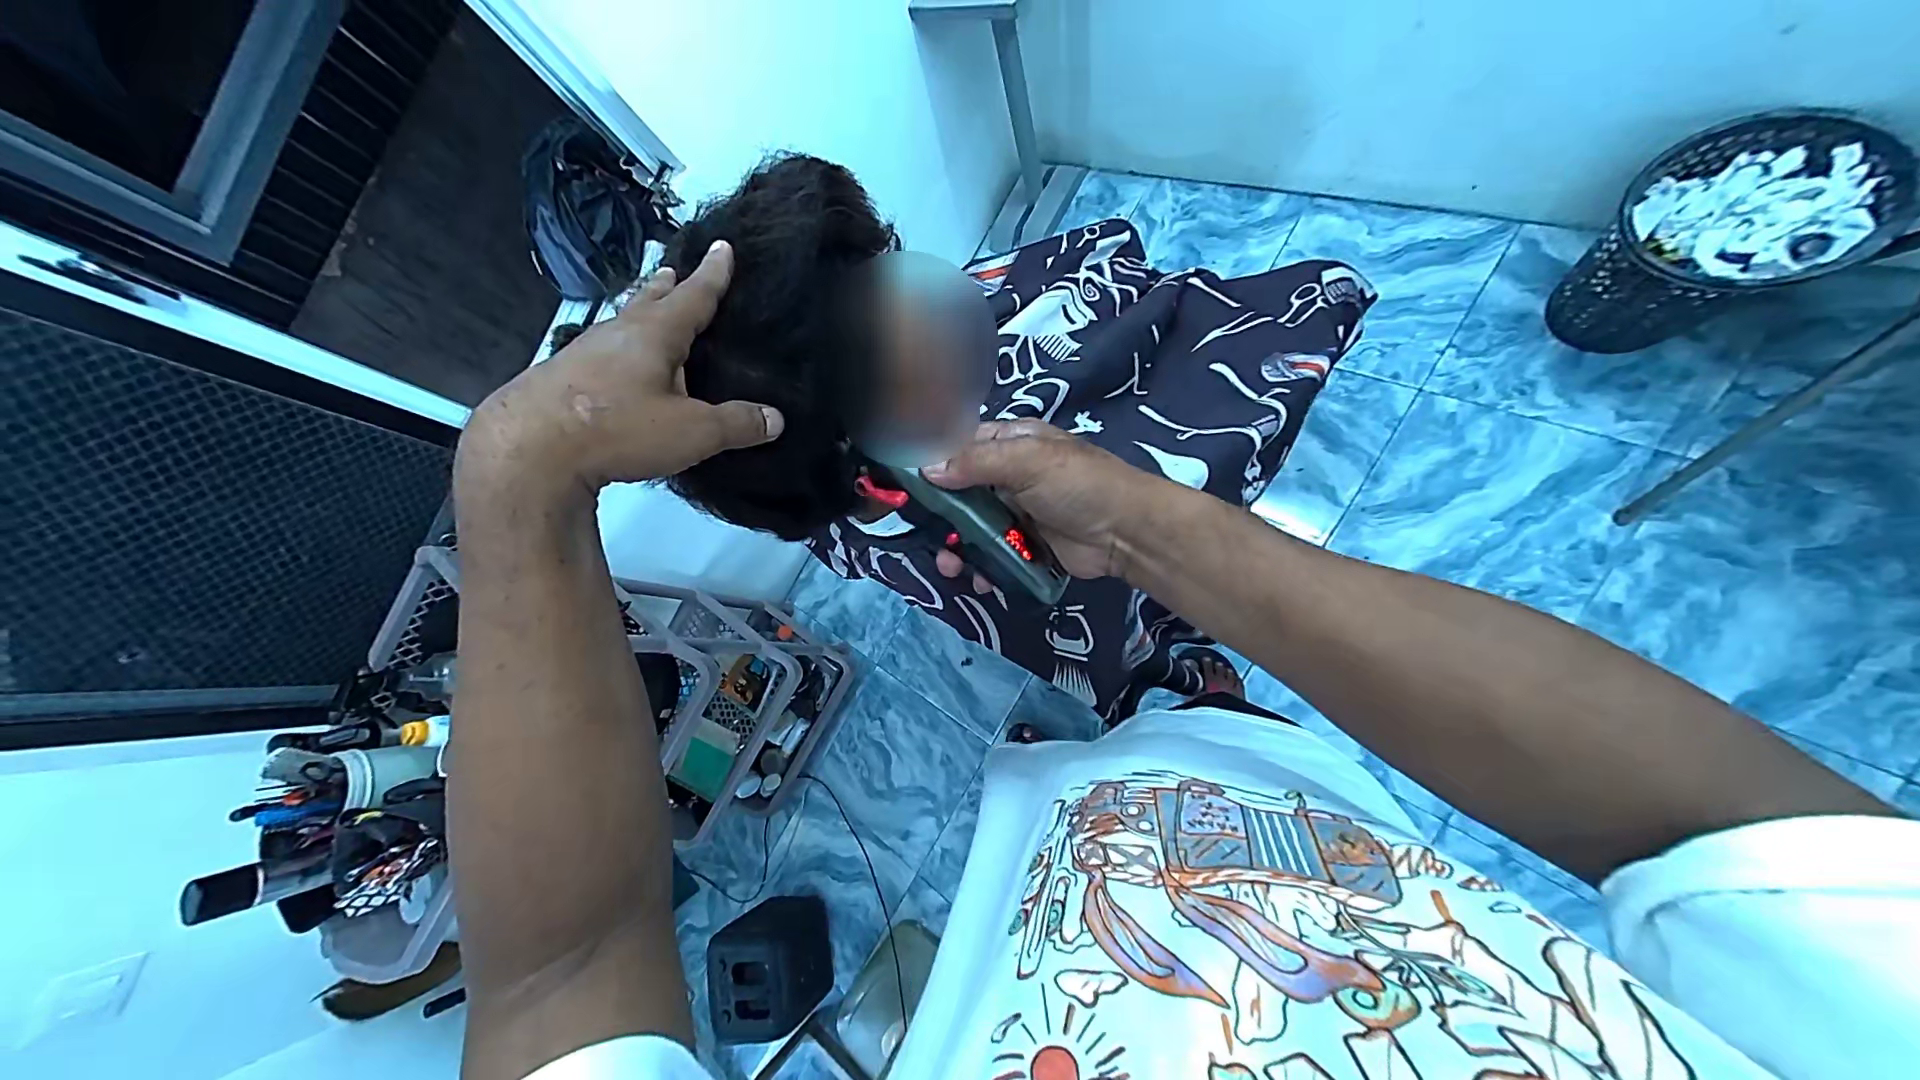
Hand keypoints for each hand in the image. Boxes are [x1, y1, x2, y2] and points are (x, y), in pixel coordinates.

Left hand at [456, 241, 781, 499]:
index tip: (722, 247)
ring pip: (624, 325)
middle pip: (650, 301)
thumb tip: (776, 419)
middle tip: (676, 272)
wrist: (530, 450)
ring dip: (642, 315)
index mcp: (654, 334)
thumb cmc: (620, 428)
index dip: (712, 274)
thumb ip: (736, 424)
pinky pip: (605, 351)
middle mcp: (618, 333)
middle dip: (668, 287)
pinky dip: (623, 348)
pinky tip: (621, 366)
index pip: (693, 296)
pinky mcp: (564, 378)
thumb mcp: (693, 431)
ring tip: (652, 312)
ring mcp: (585, 353)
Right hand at [923, 420, 1177, 583]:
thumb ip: (977, 462)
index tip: (907, 487)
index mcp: (1011, 442)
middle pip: (962, 493)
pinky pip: (994, 553)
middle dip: (943, 517)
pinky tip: (980, 579)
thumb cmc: (1078, 484)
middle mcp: (1010, 474)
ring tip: (952, 566)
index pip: (961, 446)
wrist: (1127, 532)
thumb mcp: (1029, 461)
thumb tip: (928, 470)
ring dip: (959, 547)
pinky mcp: (1027, 543)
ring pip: (974, 527)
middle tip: (931, 538)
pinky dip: (983, 566)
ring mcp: (1018, 511)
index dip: (934, 463)